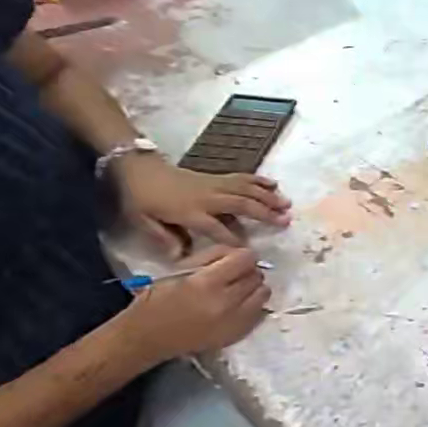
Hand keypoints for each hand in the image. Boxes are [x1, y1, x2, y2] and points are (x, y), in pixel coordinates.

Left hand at [114, 154, 290, 258]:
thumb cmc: (142, 200)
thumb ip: (163, 238)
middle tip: (285, 221)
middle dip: (265, 213)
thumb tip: (182, 256)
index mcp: (189, 211)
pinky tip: (275, 184)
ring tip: (287, 204)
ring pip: (247, 189)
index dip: (232, 239)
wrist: (140, 170)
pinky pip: (243, 177)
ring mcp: (215, 184)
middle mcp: (208, 197)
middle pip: (241, 204)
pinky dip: (260, 180)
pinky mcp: (218, 177)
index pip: (216, 228)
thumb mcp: (143, 222)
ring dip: (269, 196)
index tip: (248, 251)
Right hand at [118, 246, 271, 361]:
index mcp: (206, 283)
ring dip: (252, 288)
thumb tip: (239, 253)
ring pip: (263, 293)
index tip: (231, 260)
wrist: (144, 340)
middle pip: (256, 275)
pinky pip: (260, 312)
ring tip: (235, 291)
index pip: (246, 258)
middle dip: (246, 272)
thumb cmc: (157, 300)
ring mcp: (233, 322)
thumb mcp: (180, 269)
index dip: (240, 256)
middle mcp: (225, 303)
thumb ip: (213, 258)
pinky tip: (236, 307)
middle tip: (231, 276)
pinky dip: (252, 306)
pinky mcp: (236, 336)